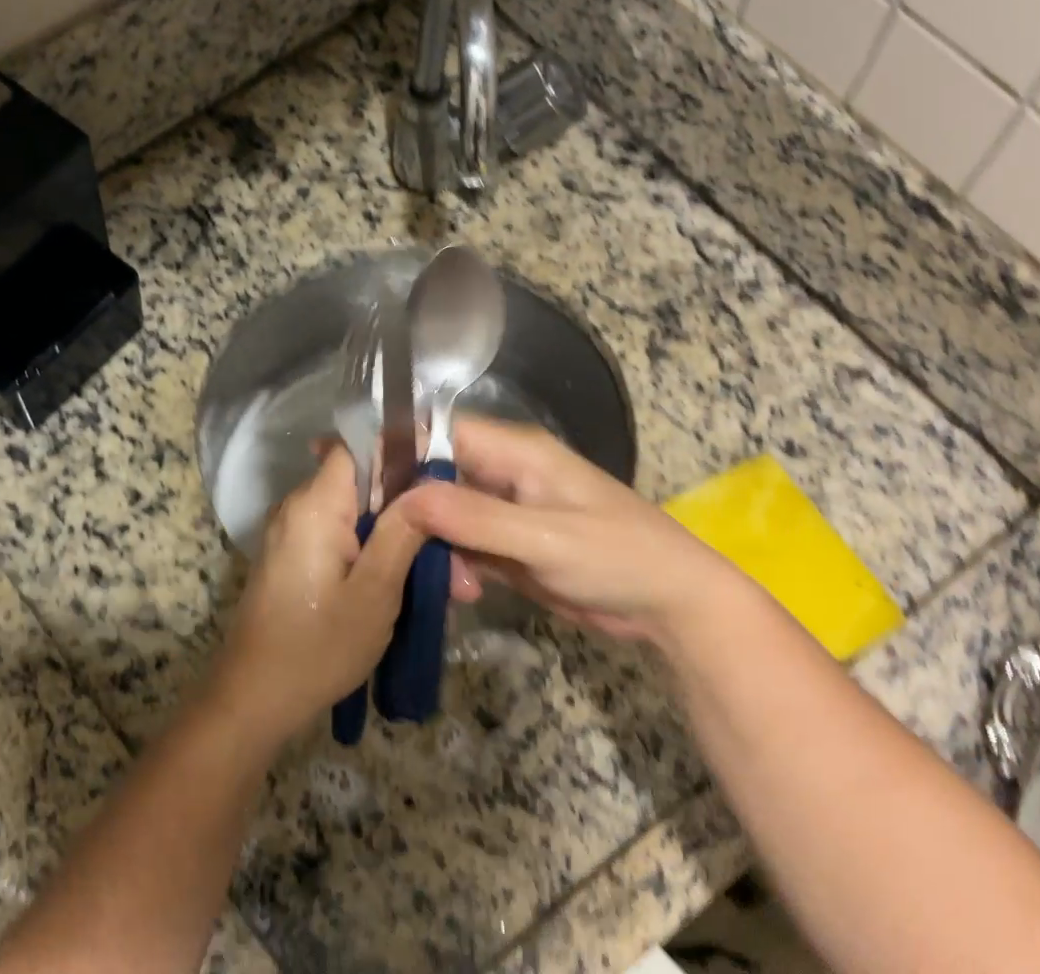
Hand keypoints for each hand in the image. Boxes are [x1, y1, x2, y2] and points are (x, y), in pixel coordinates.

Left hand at [207, 446, 426, 743]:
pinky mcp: (294, 562)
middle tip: (457, 562)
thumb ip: (401, 531)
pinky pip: (341, 543)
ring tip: (443, 588)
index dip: (403, 454)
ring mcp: (292, 536)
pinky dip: (373, 560)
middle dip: (412, 514)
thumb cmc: (318, 647)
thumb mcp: (375, 592)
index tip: (447, 482)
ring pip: (357, 520)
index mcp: (314, 505)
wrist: (255, 698)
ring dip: (397, 544)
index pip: (358, 447)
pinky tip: (406, 593)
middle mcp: (297, 508)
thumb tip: (426, 480)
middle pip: (364, 487)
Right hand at [395, 417, 757, 644]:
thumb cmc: (619, 558)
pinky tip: (461, 594)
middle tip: (389, 548)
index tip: (367, 493)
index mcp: (516, 451)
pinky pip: (461, 547)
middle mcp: (503, 473)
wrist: (672, 607)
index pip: (438, 433)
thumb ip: (476, 518)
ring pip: (442, 516)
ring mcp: (504, 511)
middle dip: (410, 511)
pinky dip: (453, 568)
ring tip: (445, 584)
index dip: (398, 455)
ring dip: (433, 548)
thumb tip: (406, 500)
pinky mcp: (507, 546)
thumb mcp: (545, 539)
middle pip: (433, 476)